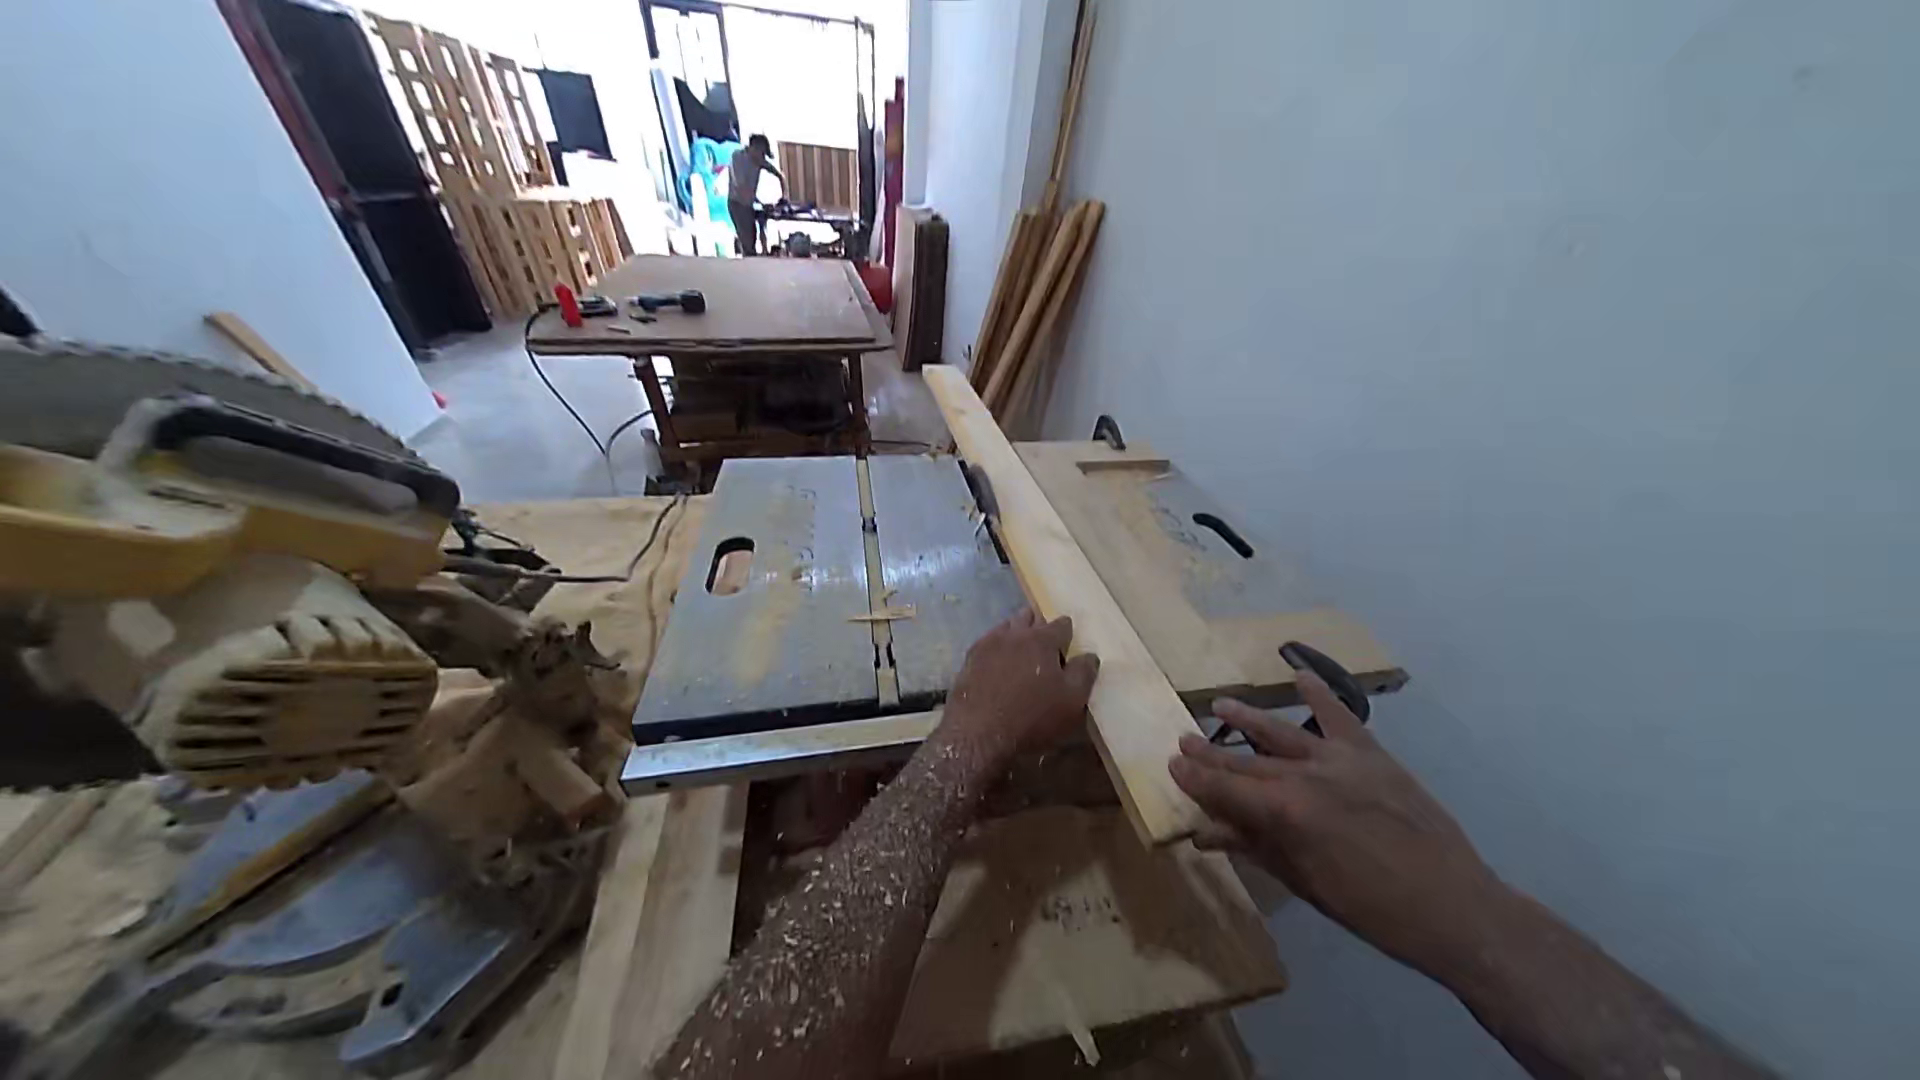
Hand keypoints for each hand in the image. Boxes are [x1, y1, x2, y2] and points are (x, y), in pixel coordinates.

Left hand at [944, 609, 1098, 759]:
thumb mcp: (1071, 701)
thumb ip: (1083, 674)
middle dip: (1039, 625)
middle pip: (1030, 618)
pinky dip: (997, 647)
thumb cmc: (1031, 718)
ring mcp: (988, 644)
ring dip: (1016, 633)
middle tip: (1045, 644)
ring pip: (1007, 627)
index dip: (1068, 633)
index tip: (1069, 642)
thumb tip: (1089, 655)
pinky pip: (987, 643)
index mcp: (1042, 640)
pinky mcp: (969, 659)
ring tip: (1021, 651)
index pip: (1061, 624)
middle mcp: (1014, 634)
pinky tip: (998, 662)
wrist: (978, 734)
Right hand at [1168, 672, 1502, 975]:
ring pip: (1279, 731)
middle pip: (1244, 759)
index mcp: (1284, 812)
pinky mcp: (1371, 754)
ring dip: (1246, 717)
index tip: (1172, 763)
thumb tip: (1205, 831)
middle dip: (1209, 750)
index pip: (1224, 788)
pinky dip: (1319, 694)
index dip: (1195, 777)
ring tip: (1219, 704)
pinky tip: (1299, 674)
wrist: (1456, 908)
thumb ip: (1253, 847)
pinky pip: (1339, 716)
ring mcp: (1338, 759)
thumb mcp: (1303, 882)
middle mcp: (1303, 776)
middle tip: (1183, 738)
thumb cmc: (1371, 907)